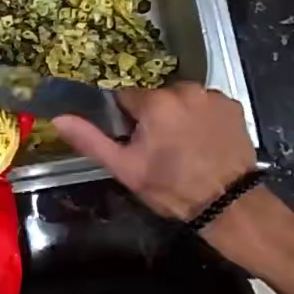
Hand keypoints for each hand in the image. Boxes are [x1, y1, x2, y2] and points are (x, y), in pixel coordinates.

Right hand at [51, 82, 256, 220]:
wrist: (227, 204)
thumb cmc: (171, 188)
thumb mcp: (125, 168)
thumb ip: (91, 140)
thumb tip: (59, 118)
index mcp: (155, 101)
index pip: (127, 98)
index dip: (129, 121)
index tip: (137, 143)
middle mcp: (184, 89)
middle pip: (157, 97)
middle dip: (156, 117)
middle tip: (162, 149)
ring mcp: (212, 95)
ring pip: (183, 99)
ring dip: (180, 115)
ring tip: (186, 146)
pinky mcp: (233, 105)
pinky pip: (207, 104)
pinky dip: (204, 117)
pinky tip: (206, 141)